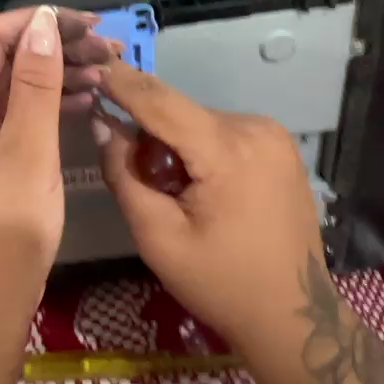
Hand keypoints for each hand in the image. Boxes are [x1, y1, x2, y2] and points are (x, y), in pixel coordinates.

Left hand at [0, 6, 117, 321]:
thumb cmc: (5, 230)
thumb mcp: (28, 151)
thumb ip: (37, 84)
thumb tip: (43, 23)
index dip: (37, 22)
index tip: (87, 24)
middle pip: (2, 58)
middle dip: (53, 46)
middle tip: (108, 48)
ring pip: (13, 85)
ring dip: (56, 73)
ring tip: (107, 70)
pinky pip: (15, 113)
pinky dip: (48, 103)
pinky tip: (86, 99)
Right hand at [92, 61, 322, 349]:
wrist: (295, 318)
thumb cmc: (221, 284)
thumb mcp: (158, 237)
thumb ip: (124, 176)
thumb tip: (104, 125)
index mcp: (227, 150)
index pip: (160, 101)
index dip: (121, 82)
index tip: (88, 65)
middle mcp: (255, 128)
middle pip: (179, 112)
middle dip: (148, 130)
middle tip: (133, 170)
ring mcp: (273, 136)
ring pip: (199, 122)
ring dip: (174, 141)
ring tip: (172, 190)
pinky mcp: (280, 147)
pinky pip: (223, 133)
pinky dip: (200, 148)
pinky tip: (199, 187)